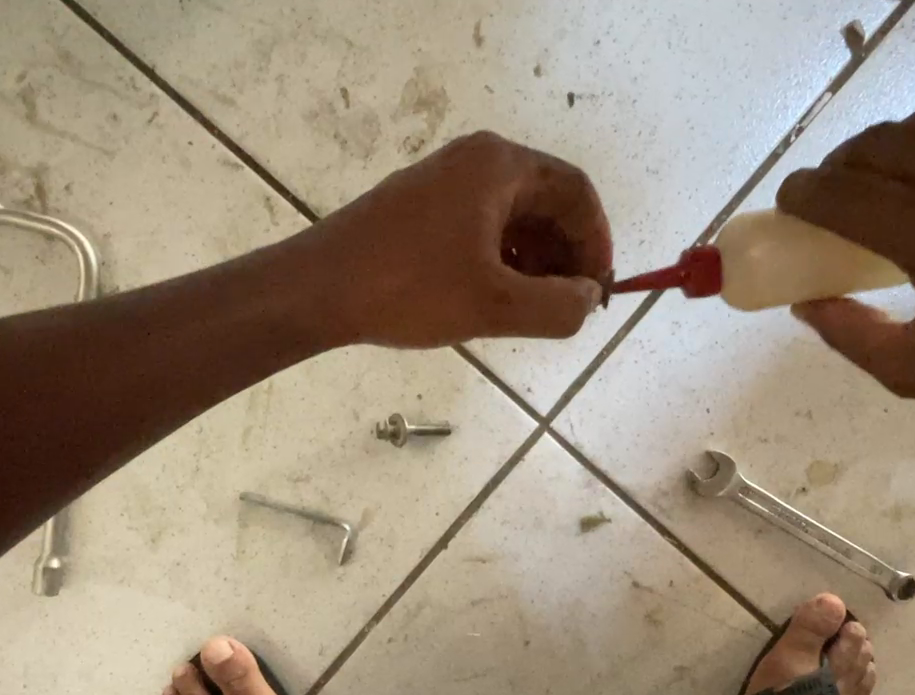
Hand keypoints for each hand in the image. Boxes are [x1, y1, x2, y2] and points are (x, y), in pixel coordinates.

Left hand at [301, 131, 610, 348]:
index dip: (598, 244)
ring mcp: (445, 184)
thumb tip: (588, 300)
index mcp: (500, 166)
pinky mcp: (423, 210)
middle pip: (546, 204)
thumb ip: (558, 307)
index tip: (598, 293)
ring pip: (514, 221)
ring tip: (531, 312)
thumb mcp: (495, 306)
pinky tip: (495, 301)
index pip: (576, 193)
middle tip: (565, 308)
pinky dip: (502, 264)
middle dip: (565, 257)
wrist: (317, 291)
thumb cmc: (409, 290)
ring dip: (535, 265)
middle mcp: (476, 162)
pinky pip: (482, 231)